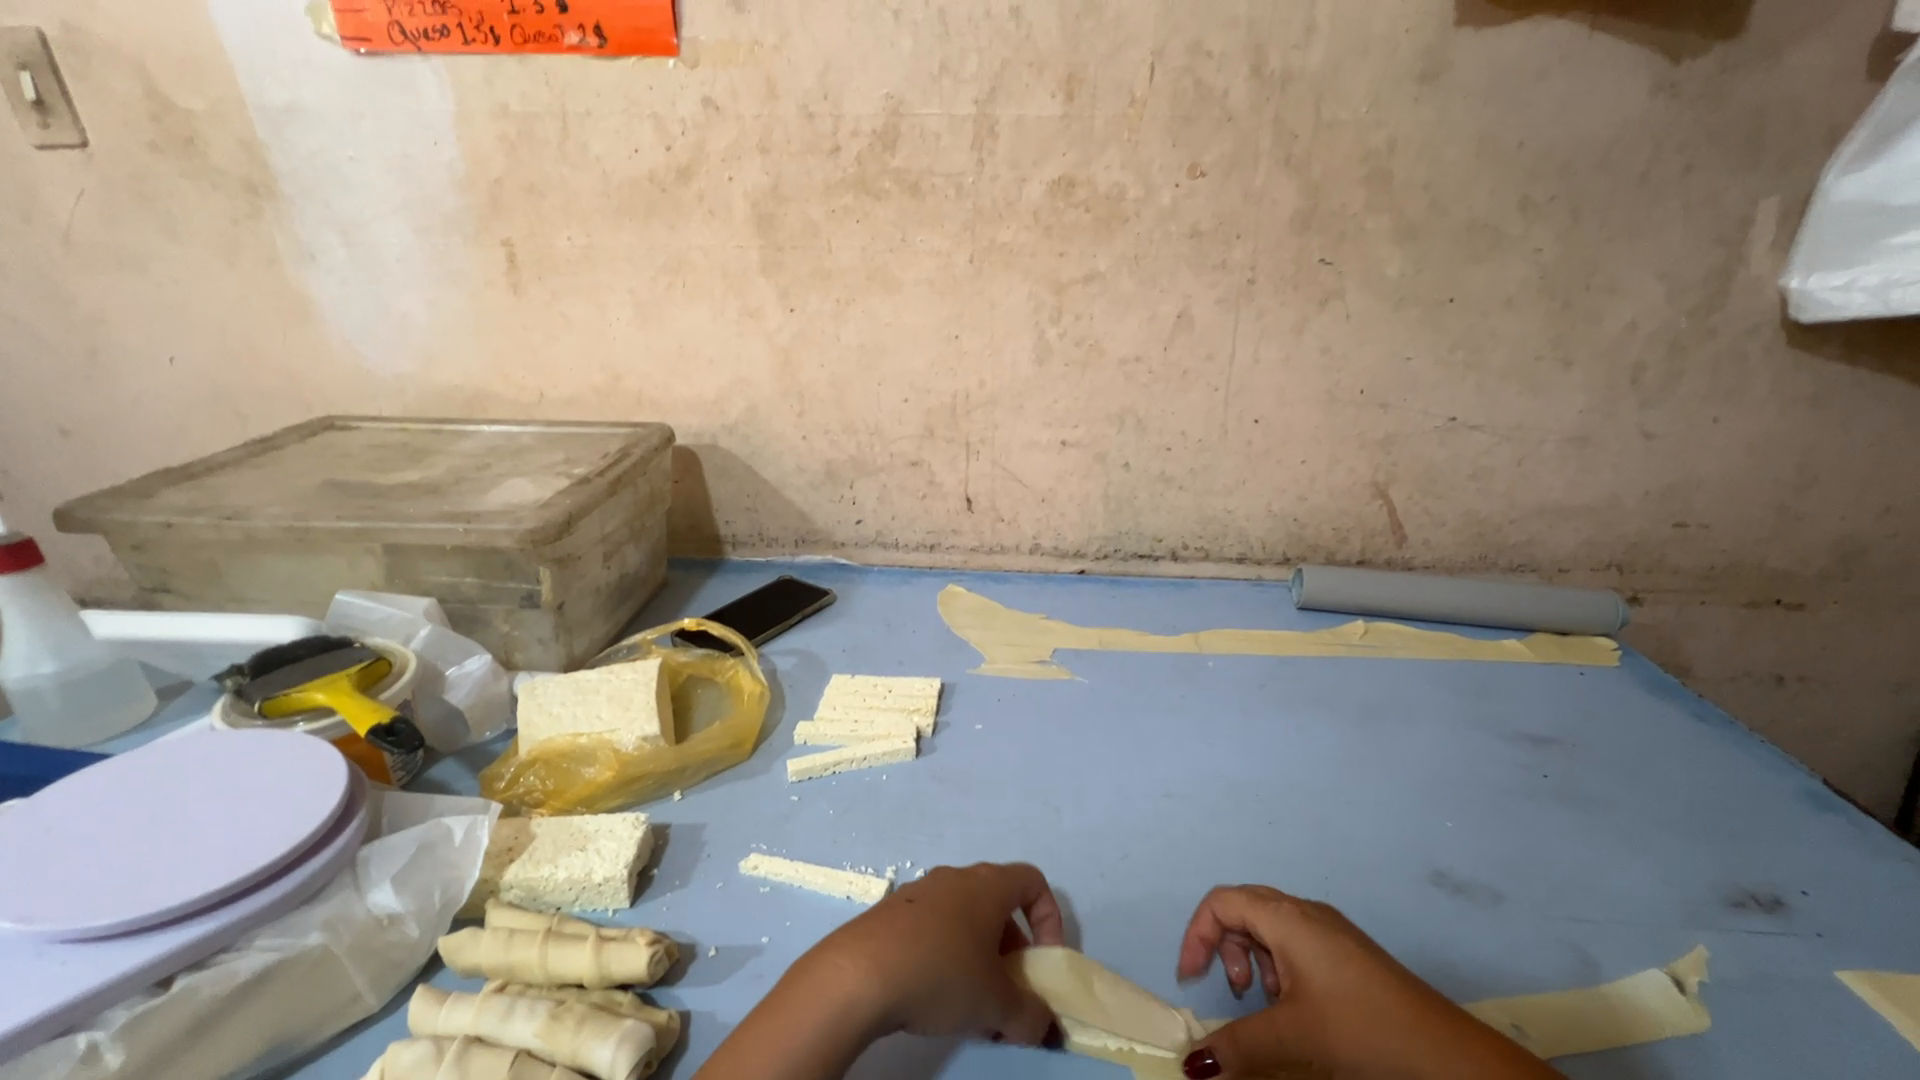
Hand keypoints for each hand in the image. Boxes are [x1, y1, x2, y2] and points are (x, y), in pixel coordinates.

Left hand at [801, 861, 1066, 1044]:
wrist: (857, 974)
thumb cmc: (940, 974)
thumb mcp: (996, 1004)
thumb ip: (1030, 1015)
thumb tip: (1041, 1024)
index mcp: (988, 885)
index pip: (1033, 882)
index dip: (1049, 919)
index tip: (1043, 961)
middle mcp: (955, 878)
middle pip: (997, 904)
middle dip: (1011, 949)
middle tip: (1008, 992)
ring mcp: (918, 892)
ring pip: (963, 919)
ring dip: (977, 957)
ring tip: (971, 1004)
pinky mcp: (889, 914)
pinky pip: (931, 929)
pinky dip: (944, 957)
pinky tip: (932, 997)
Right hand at [1176, 886, 1562, 1079]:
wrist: (1445, 1053)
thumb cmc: (1360, 1028)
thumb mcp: (1292, 1037)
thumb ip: (1237, 1046)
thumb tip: (1192, 1068)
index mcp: (1287, 917)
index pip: (1221, 902)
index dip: (1197, 935)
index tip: (1193, 979)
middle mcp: (1305, 911)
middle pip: (1244, 908)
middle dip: (1224, 945)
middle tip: (1232, 989)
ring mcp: (1330, 930)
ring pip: (1270, 926)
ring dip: (1253, 957)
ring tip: (1266, 1001)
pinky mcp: (1347, 951)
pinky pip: (1295, 941)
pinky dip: (1279, 966)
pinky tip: (1296, 1006)